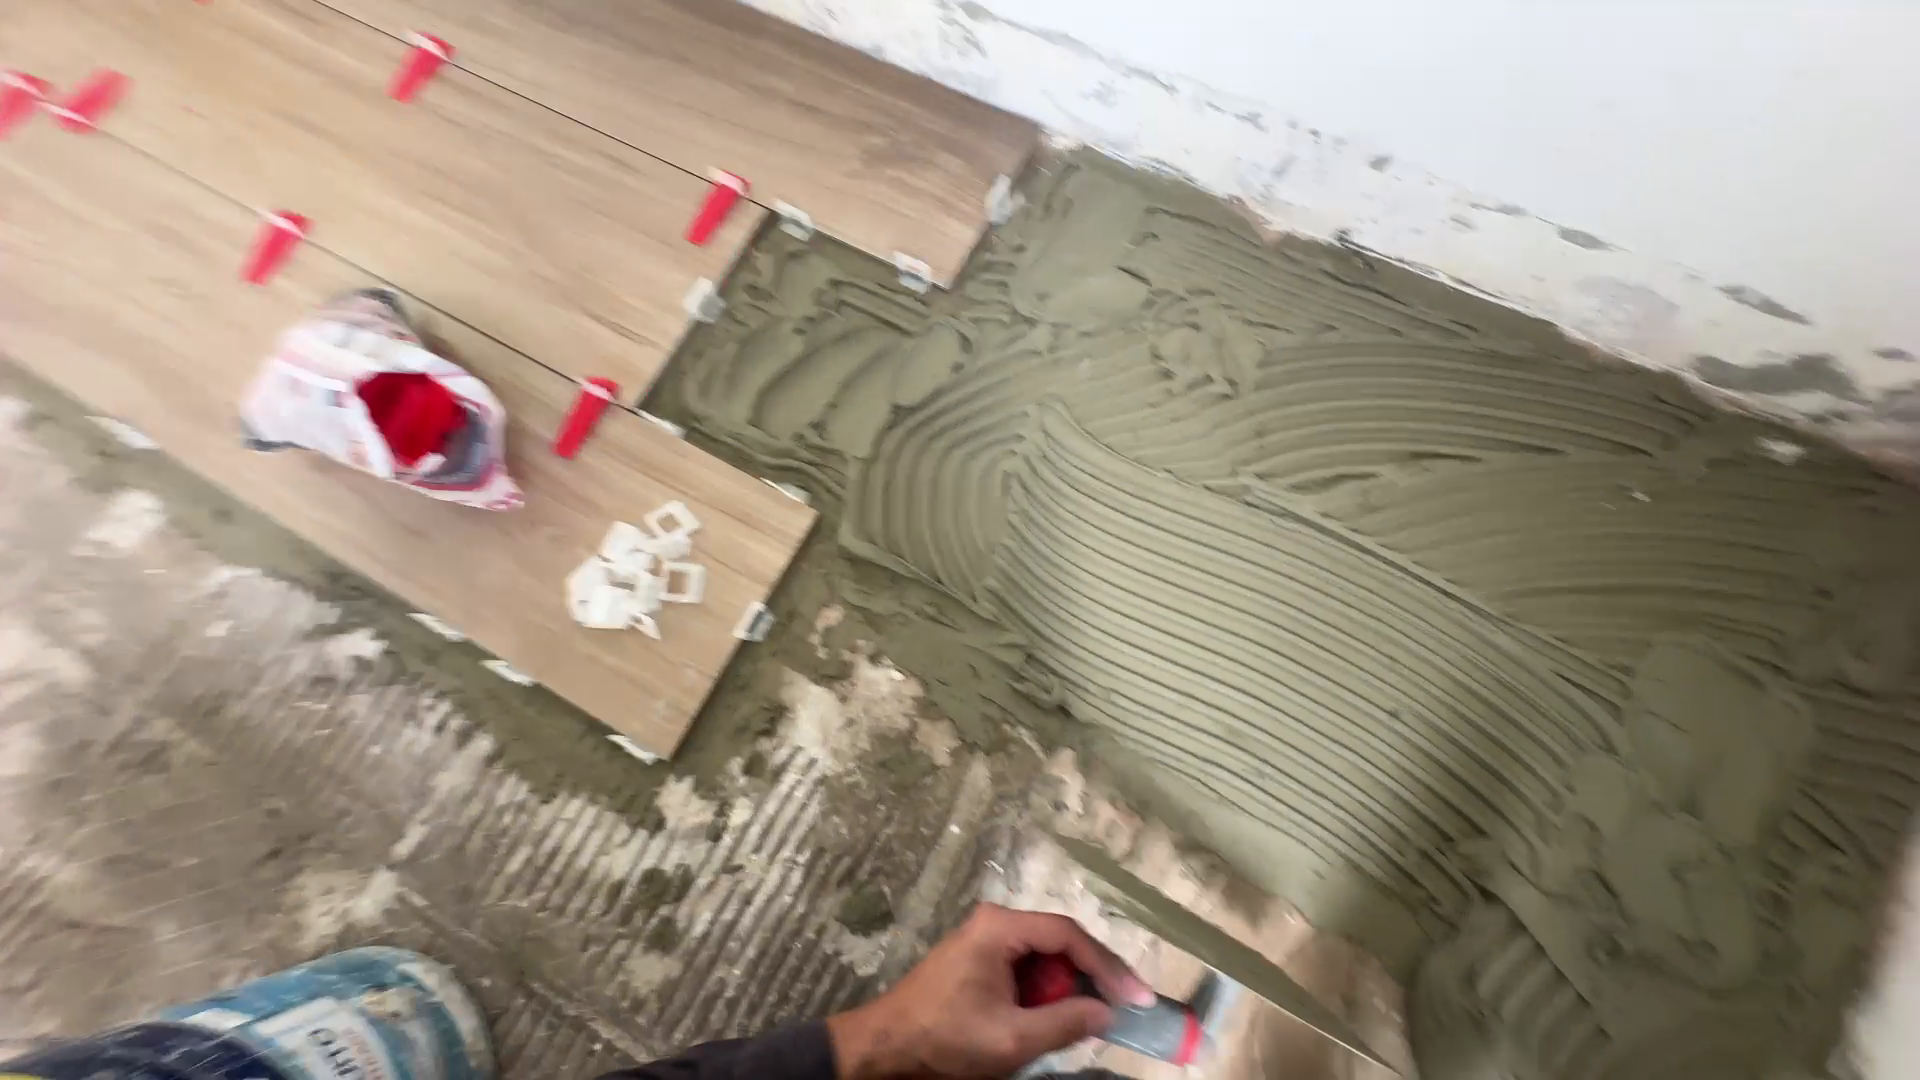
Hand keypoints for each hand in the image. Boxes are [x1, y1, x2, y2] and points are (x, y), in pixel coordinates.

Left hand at [826, 903, 1154, 1079]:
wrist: (887, 1047)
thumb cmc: (946, 1039)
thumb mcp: (1011, 1039)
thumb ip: (1064, 1023)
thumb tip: (1108, 1011)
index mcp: (1000, 927)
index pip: (1068, 935)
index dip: (1107, 965)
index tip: (1138, 997)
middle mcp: (995, 921)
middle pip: (1059, 941)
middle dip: (1093, 975)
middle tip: (1126, 1007)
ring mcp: (986, 938)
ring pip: (1044, 957)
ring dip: (1068, 987)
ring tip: (1094, 1017)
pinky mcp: (981, 957)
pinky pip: (1026, 968)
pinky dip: (1045, 993)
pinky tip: (1056, 1018)